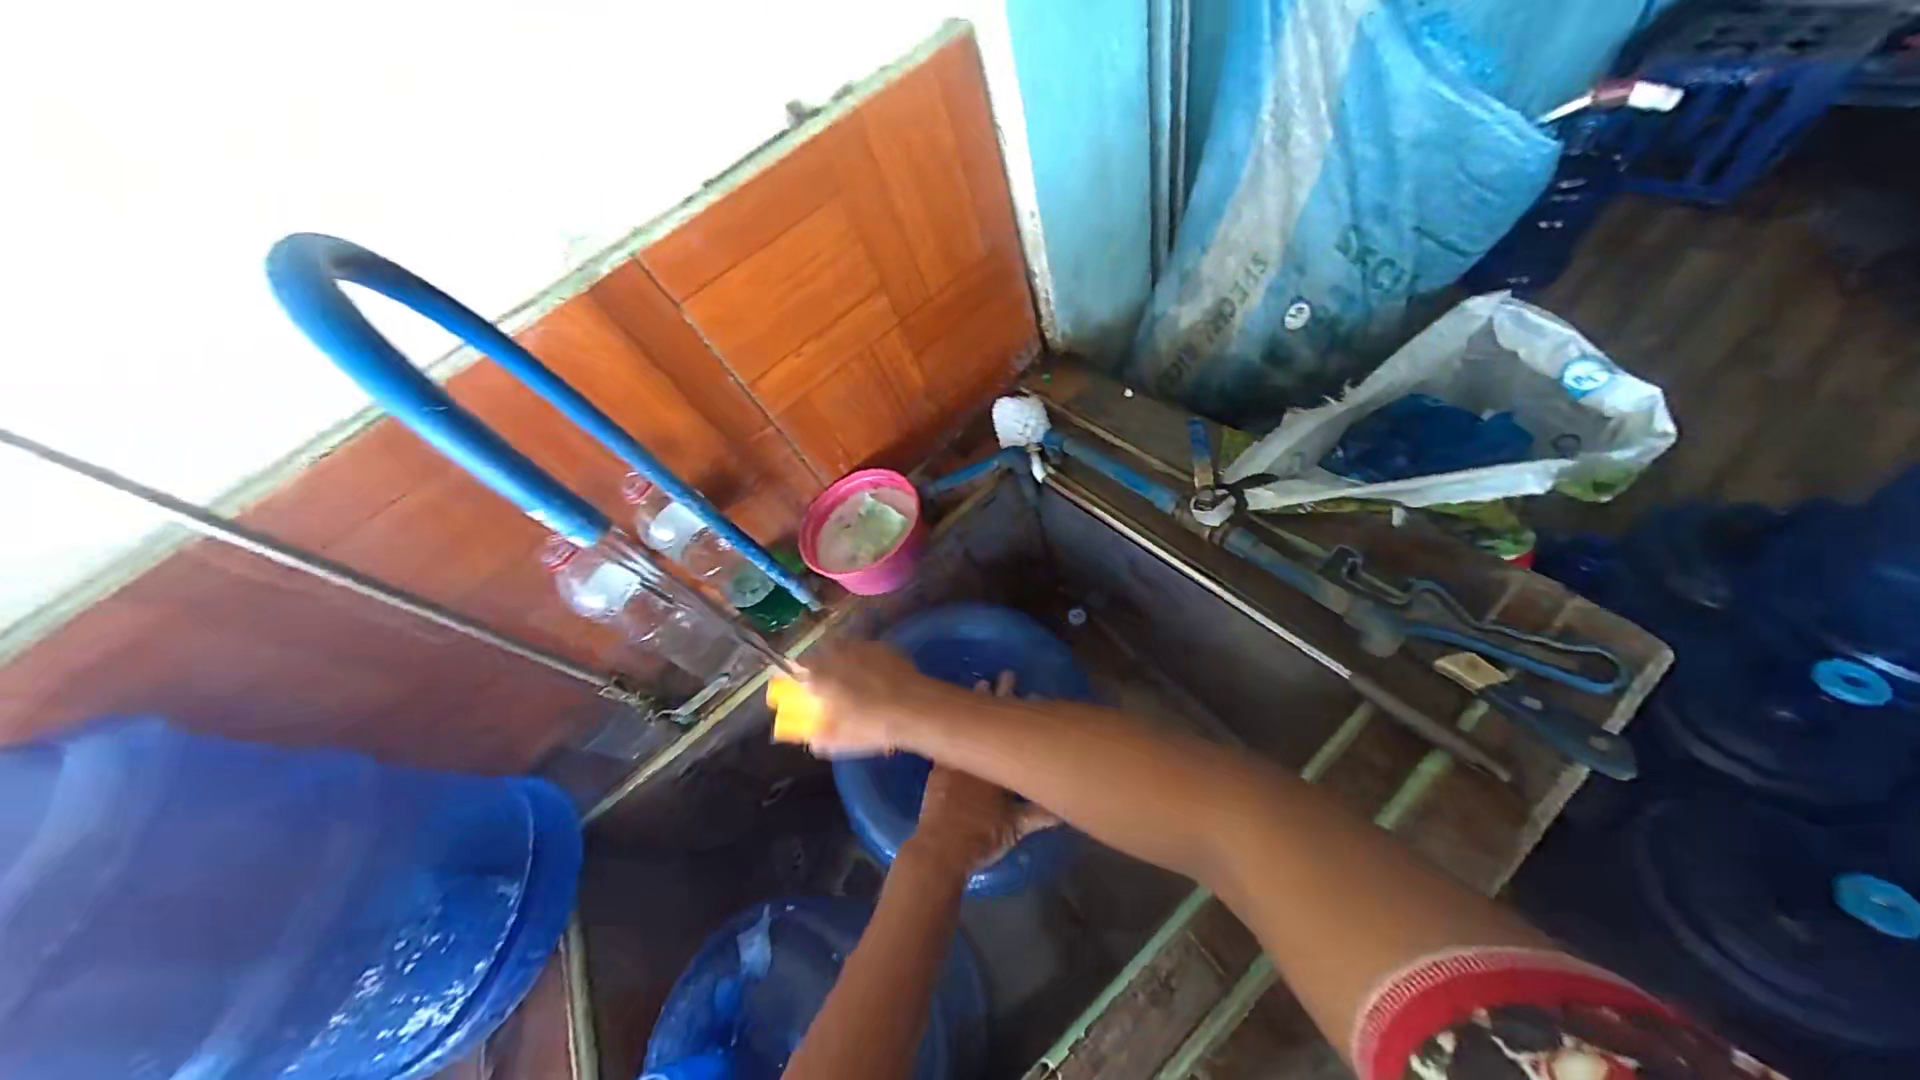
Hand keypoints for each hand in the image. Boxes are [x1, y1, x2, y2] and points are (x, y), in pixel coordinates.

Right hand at [781, 642, 970, 756]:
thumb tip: (814, 740)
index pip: (797, 668)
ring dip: (841, 658)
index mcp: (820, 676)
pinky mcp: (883, 646)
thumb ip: (822, 739)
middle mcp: (837, 655)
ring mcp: (861, 647)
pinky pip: (865, 650)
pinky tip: (875, 673)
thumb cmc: (874, 726)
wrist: (916, 707)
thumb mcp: (843, 741)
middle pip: (820, 654)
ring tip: (851, 676)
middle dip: (820, 665)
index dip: (797, 675)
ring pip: (842, 648)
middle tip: (826, 682)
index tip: (800, 685)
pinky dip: (864, 659)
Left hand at [904, 672, 1059, 873]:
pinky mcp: (938, 769)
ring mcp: (956, 761)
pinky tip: (951, 712)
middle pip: (993, 724)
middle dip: (1002, 699)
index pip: (1014, 734)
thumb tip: (1067, 808)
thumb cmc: (981, 837)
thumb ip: (1041, 815)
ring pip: (969, 725)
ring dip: (976, 706)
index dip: (1023, 712)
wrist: (942, 847)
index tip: (1031, 692)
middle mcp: (980, 759)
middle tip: (1008, 675)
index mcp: (1001, 769)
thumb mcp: (1016, 829)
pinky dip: (952, 724)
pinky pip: (947, 738)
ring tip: (982, 684)